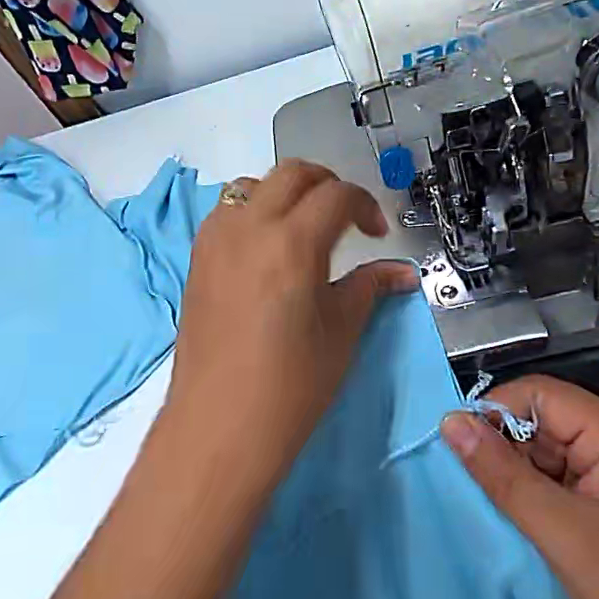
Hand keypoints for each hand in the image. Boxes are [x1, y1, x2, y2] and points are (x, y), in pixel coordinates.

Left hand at [166, 159, 418, 479]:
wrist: (219, 426)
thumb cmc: (290, 386)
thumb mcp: (341, 332)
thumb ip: (369, 288)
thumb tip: (401, 273)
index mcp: (292, 243)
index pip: (336, 195)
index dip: (364, 206)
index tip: (376, 234)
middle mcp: (249, 228)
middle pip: (292, 173)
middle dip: (327, 184)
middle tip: (346, 217)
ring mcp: (216, 240)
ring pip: (253, 185)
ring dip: (285, 192)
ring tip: (304, 227)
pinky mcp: (197, 258)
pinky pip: (227, 212)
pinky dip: (253, 211)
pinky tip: (267, 248)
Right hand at [441, 377, 598, 598]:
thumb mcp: (564, 535)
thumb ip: (504, 476)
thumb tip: (450, 422)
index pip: (540, 394)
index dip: (496, 413)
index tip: (459, 446)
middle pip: (544, 420)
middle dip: (506, 448)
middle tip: (475, 486)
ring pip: (549, 450)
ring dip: (520, 474)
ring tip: (496, 506)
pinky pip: (564, 477)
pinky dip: (538, 494)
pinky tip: (522, 518)